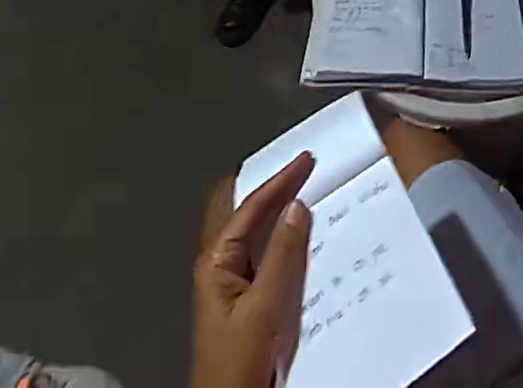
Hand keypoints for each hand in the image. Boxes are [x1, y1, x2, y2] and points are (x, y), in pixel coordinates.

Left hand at [191, 154, 315, 387]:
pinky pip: (264, 253)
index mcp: (216, 261)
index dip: (280, 180)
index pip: (251, 207)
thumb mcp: (266, 308)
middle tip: (298, 168)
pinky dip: (282, 236)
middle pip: (244, 211)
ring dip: (277, 209)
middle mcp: (220, 265)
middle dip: (270, 186)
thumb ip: (283, 255)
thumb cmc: (240, 362)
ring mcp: (231, 282)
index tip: (305, 160)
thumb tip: (297, 206)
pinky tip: (300, 234)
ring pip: (255, 230)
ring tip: (303, 191)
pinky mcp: (246, 299)